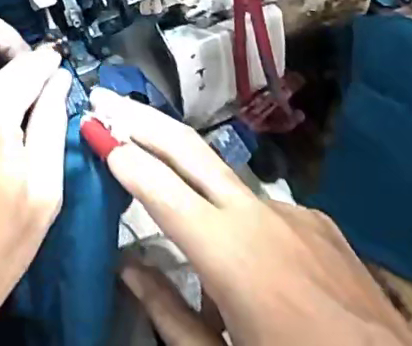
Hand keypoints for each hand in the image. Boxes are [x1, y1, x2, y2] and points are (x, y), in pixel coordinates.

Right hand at [93, 88, 411, 345]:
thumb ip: (170, 314)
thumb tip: (129, 270)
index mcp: (227, 253)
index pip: (158, 185)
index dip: (119, 152)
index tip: (90, 127)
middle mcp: (257, 216)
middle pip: (188, 147)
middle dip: (141, 119)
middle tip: (103, 97)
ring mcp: (294, 215)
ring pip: (225, 178)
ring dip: (185, 166)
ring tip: (156, 167)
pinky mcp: (321, 225)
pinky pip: (264, 211)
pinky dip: (237, 216)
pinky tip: (242, 251)